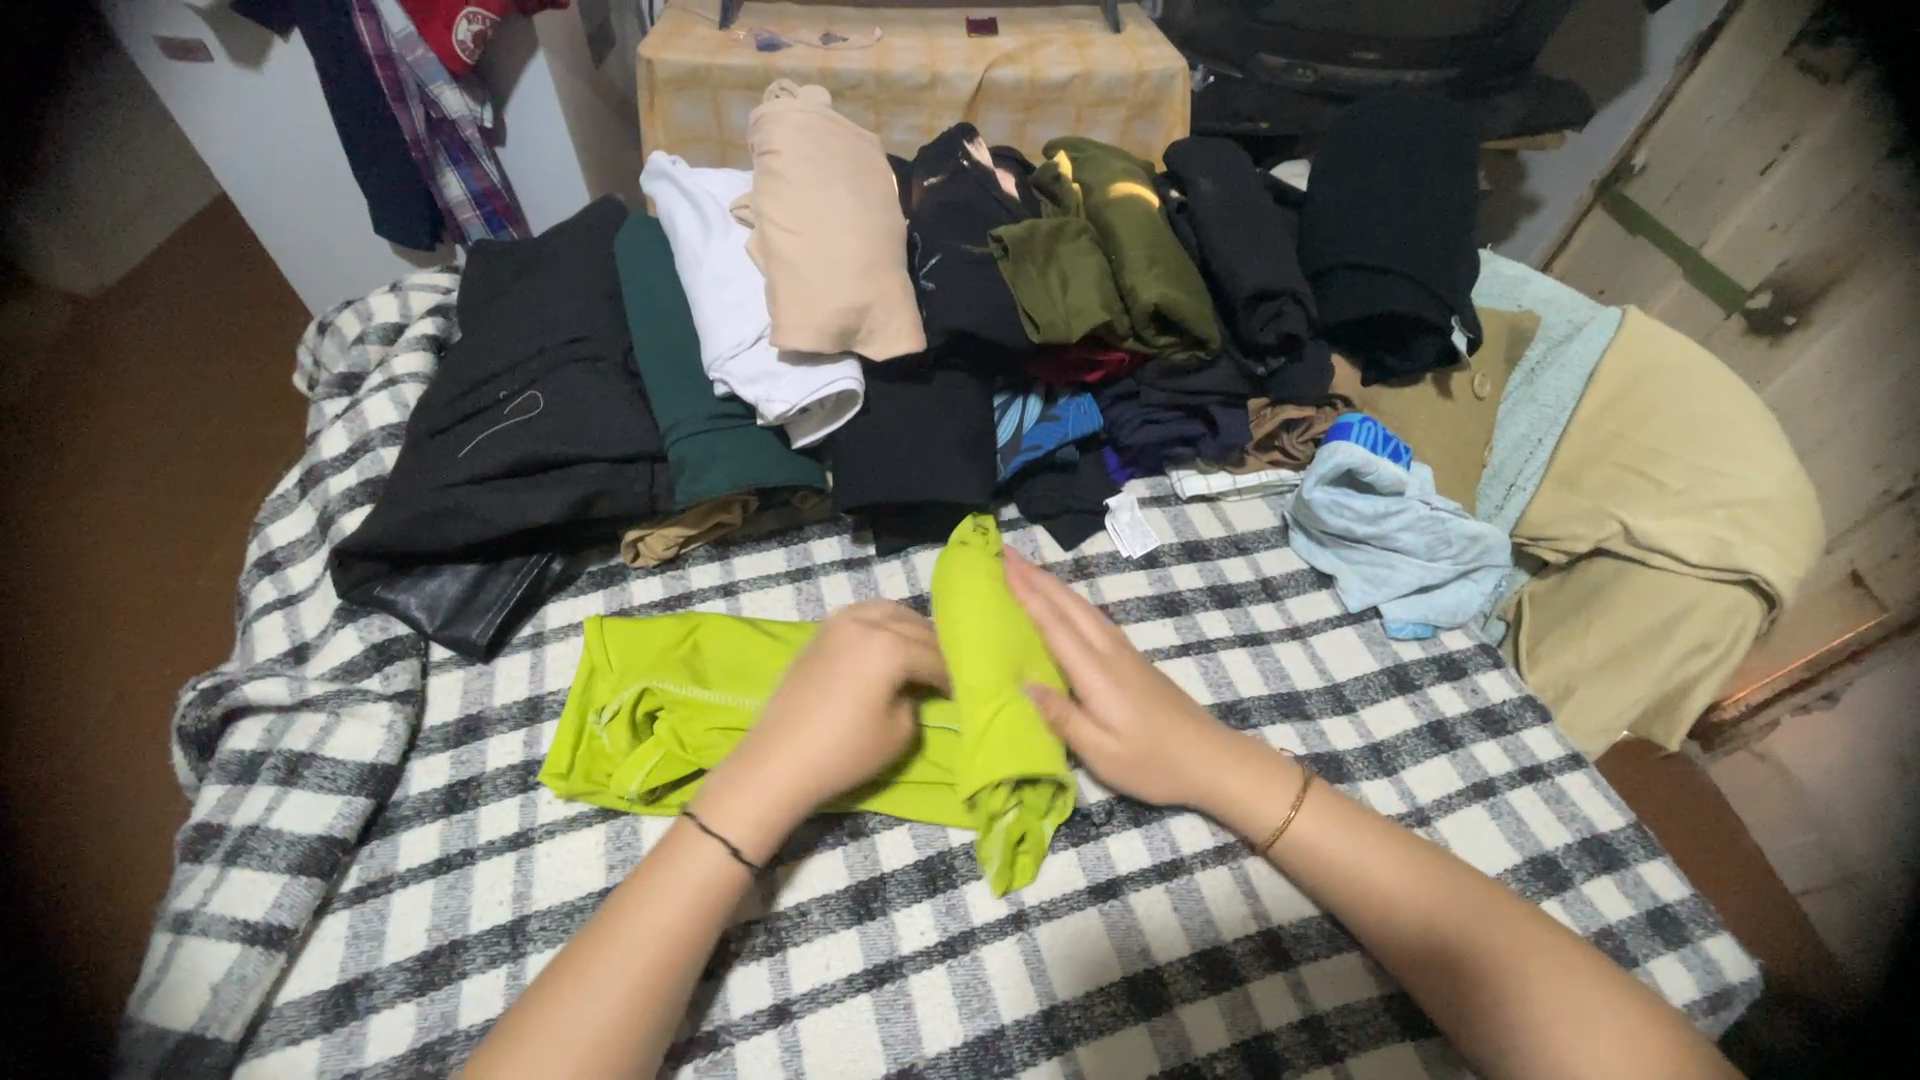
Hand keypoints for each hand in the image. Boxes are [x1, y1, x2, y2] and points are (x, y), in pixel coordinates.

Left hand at [689, 601, 949, 858]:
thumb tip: (911, 687)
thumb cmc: (845, 751)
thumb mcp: (900, 732)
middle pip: (915, 627)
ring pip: (888, 610)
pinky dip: (882, 623)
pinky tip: (887, 645)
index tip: (960, 692)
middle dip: (934, 648)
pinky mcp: (820, 632)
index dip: (951, 676)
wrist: (779, 760)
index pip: (934, 656)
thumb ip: (916, 699)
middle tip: (943, 673)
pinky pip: (862, 614)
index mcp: (890, 646)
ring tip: (918, 654)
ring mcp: (839, 622)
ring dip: (909, 628)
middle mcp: (866, 622)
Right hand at [1003, 551, 1245, 810]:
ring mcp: (1125, 653)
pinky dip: (1070, 602)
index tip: (1001, 565)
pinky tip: (1063, 603)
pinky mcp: (1133, 660)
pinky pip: (1093, 618)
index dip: (1026, 593)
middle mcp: (1110, 652)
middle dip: (1035, 576)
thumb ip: (1062, 717)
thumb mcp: (1103, 753)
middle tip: (1004, 552)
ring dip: (1053, 584)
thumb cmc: (1154, 763)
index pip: (1054, 624)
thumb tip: (1022, 681)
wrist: (1212, 760)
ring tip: (1025, 569)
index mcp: (1097, 673)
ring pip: (1083, 607)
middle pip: (1068, 604)